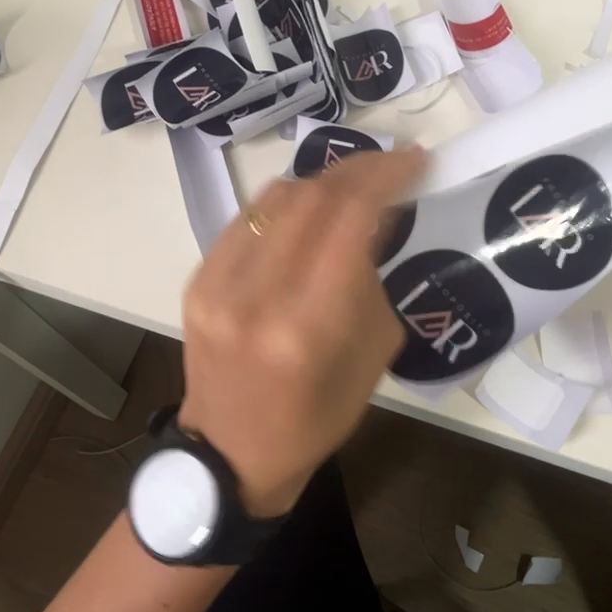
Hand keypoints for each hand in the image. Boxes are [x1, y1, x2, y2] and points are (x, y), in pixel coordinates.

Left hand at [177, 147, 427, 517]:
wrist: (230, 452)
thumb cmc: (315, 417)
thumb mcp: (371, 355)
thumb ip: (372, 279)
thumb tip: (377, 216)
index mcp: (307, 328)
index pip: (350, 220)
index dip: (386, 177)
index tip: (415, 159)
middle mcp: (255, 297)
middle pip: (312, 197)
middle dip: (360, 168)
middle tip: (392, 162)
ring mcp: (217, 285)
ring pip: (277, 198)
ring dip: (323, 179)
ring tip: (355, 180)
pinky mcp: (197, 280)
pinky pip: (247, 217)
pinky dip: (287, 202)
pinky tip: (310, 206)